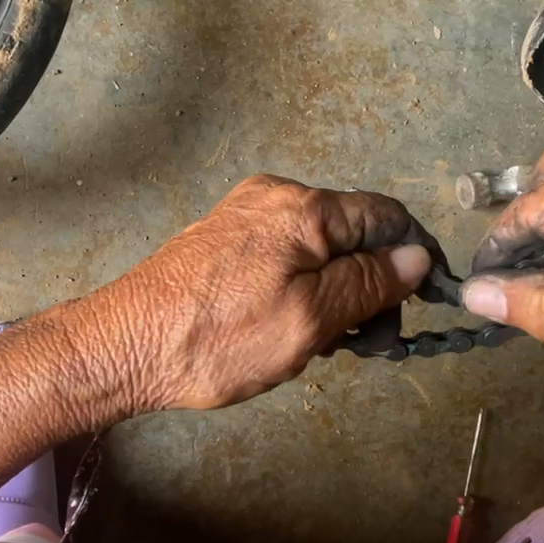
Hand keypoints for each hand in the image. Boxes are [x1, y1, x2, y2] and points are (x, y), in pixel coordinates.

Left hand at [67, 175, 432, 410]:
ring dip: (334, 292)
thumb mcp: (309, 319)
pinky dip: (302, 288)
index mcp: (301, 207)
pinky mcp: (224, 237)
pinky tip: (287, 328)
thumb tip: (416, 255)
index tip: (420, 306)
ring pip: (317, 248)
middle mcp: (274, 195)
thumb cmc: (219, 339)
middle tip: (361, 343)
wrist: (123, 346)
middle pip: (350, 232)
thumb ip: (367, 283)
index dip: (412, 256)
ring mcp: (244, 214)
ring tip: (318, 344)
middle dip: (369, 284)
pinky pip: (284, 255)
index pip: (384, 215)